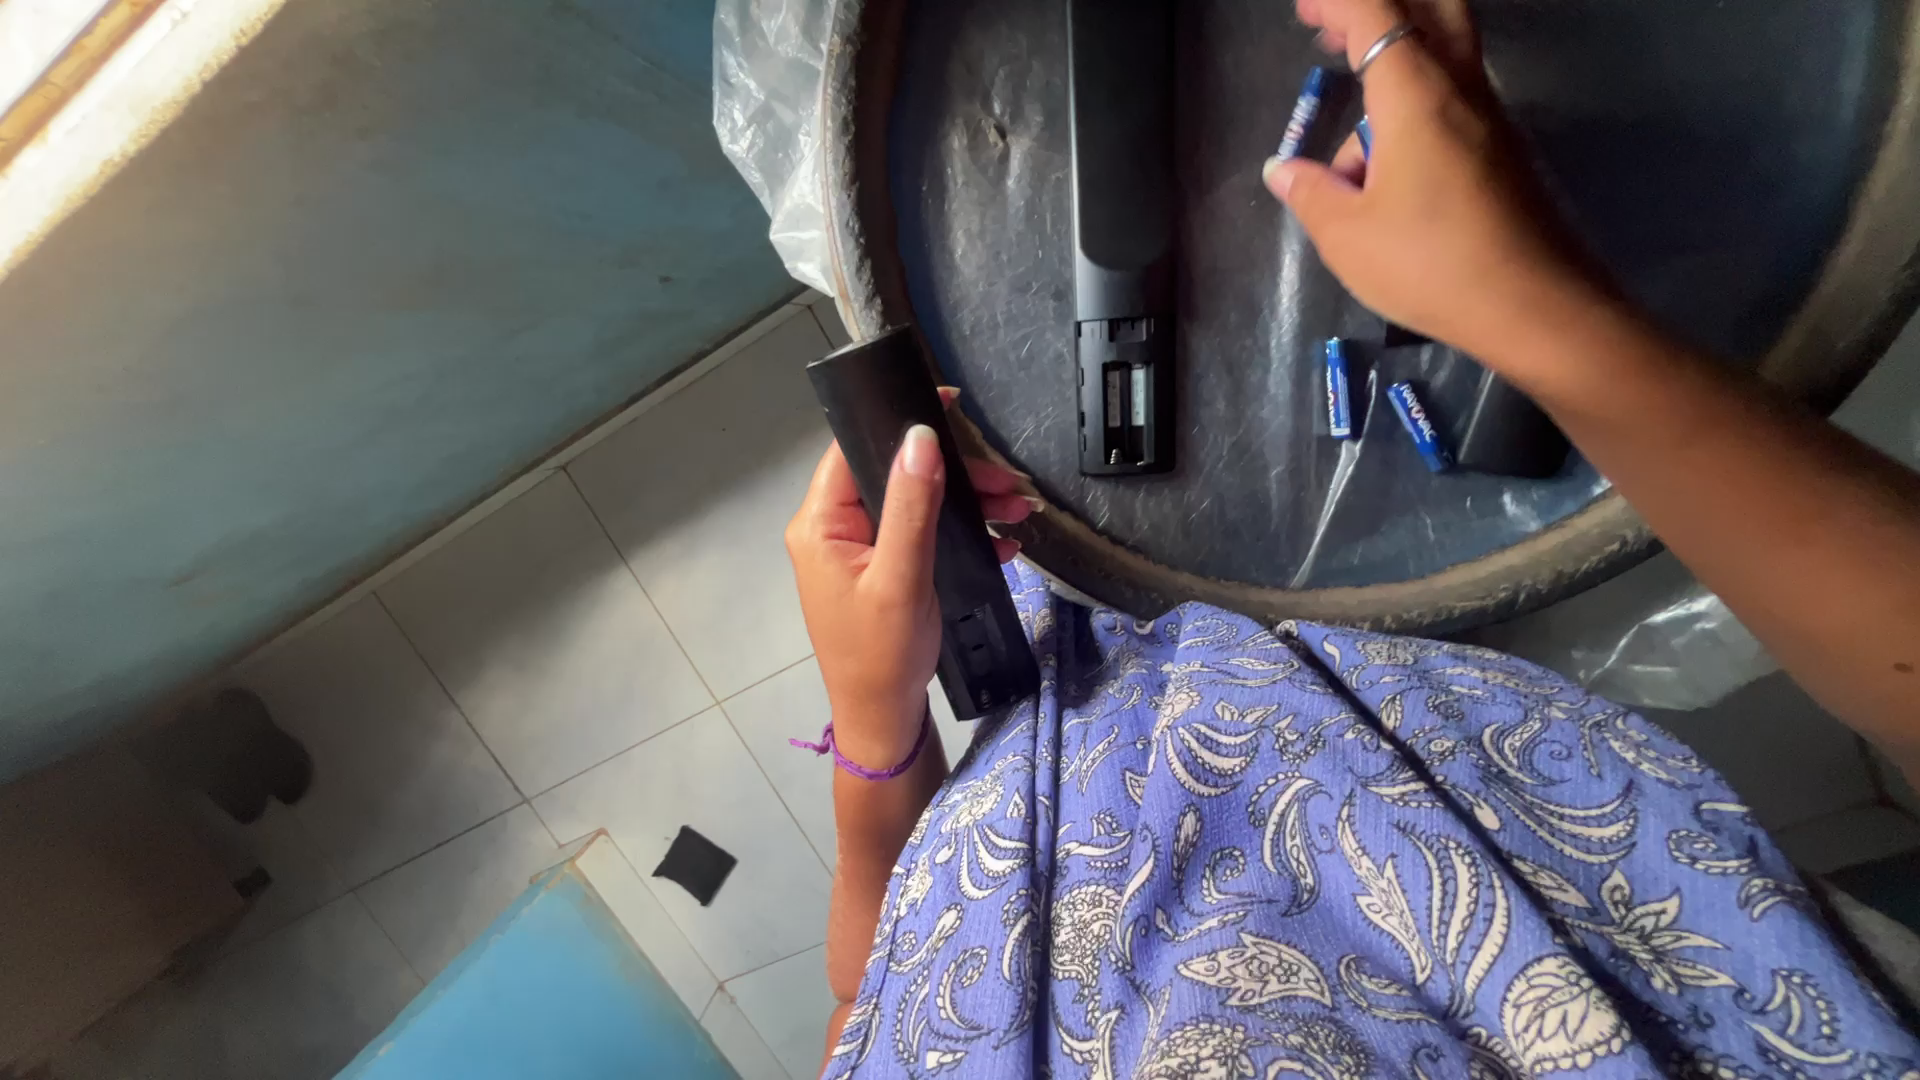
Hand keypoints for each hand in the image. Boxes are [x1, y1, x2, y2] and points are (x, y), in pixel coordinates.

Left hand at [785, 392, 1032, 767]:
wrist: (884, 718)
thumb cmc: (884, 653)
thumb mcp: (901, 577)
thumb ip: (910, 506)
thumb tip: (920, 436)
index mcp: (822, 522)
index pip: (853, 448)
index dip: (899, 420)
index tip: (952, 406)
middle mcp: (834, 527)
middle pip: (894, 474)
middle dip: (955, 474)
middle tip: (1008, 483)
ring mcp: (859, 548)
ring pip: (914, 503)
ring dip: (967, 504)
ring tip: (1020, 511)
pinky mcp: (882, 567)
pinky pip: (921, 534)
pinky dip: (959, 534)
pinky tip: (1003, 543)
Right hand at [1265, 0, 1602, 360]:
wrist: (1529, 302)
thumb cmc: (1427, 265)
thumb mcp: (1346, 237)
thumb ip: (1310, 194)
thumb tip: (1283, 169)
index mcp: (1417, 98)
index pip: (1376, 16)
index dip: (1336, 1)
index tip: (1303, 6)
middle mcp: (1460, 88)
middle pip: (1429, 7)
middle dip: (1373, 7)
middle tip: (1328, 29)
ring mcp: (1488, 114)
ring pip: (1440, 55)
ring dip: (1389, 70)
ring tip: (1345, 158)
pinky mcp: (1500, 145)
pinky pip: (1449, 98)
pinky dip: (1408, 106)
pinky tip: (1381, 174)